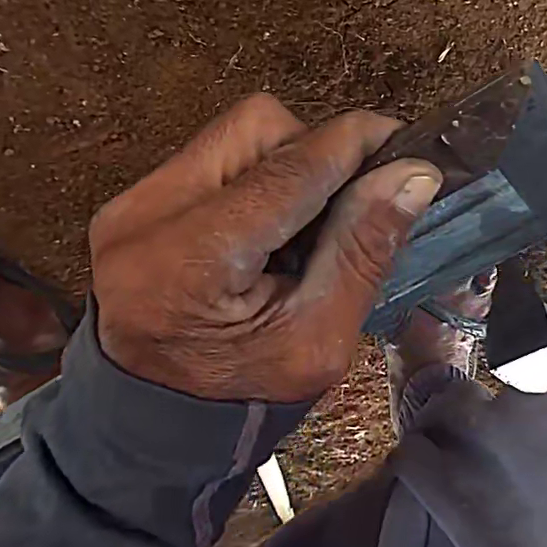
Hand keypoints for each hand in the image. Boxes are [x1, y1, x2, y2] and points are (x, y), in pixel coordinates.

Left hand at [89, 94, 441, 402]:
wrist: (154, 420)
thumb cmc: (240, 395)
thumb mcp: (319, 338)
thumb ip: (364, 248)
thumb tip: (412, 176)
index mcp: (188, 262)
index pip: (289, 171)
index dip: (355, 143)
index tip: (404, 142)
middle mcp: (147, 214)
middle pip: (258, 126)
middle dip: (317, 151)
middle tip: (344, 201)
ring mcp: (134, 200)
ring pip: (240, 129)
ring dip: (290, 160)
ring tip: (302, 221)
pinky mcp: (139, 196)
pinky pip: (219, 152)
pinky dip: (261, 173)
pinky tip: (270, 223)